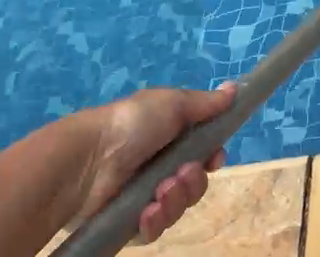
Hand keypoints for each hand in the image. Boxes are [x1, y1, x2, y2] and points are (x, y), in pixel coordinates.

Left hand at [68, 83, 236, 242]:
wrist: (85, 161)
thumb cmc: (132, 124)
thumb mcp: (173, 104)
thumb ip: (206, 103)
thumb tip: (235, 89)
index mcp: (171, 138)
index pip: (203, 153)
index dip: (212, 157)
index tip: (214, 158)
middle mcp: (159, 168)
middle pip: (195, 182)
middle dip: (195, 181)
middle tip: (181, 174)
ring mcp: (143, 197)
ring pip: (179, 207)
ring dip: (177, 200)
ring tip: (160, 192)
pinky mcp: (127, 224)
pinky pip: (155, 230)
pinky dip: (156, 221)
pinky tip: (147, 212)